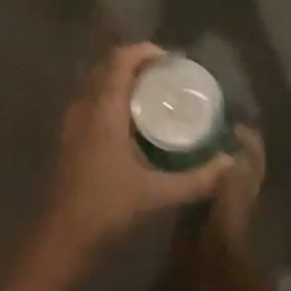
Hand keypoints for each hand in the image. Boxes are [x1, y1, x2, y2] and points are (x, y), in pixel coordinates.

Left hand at [40, 43, 234, 250]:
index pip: (120, 60)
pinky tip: (133, 122)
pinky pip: (92, 101)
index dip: (145, 51)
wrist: (62, 239)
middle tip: (169, 76)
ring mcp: (73, 122)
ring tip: (155, 94)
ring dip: (124, 80)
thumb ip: (196, 179)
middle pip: (108, 67)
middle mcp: (84, 107)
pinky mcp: (70, 137)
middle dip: (138, 64)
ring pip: (98, 84)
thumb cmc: (107, 208)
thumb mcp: (157, 195)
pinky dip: (113, 98)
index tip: (174, 61)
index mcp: (102, 110)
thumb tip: (228, 162)